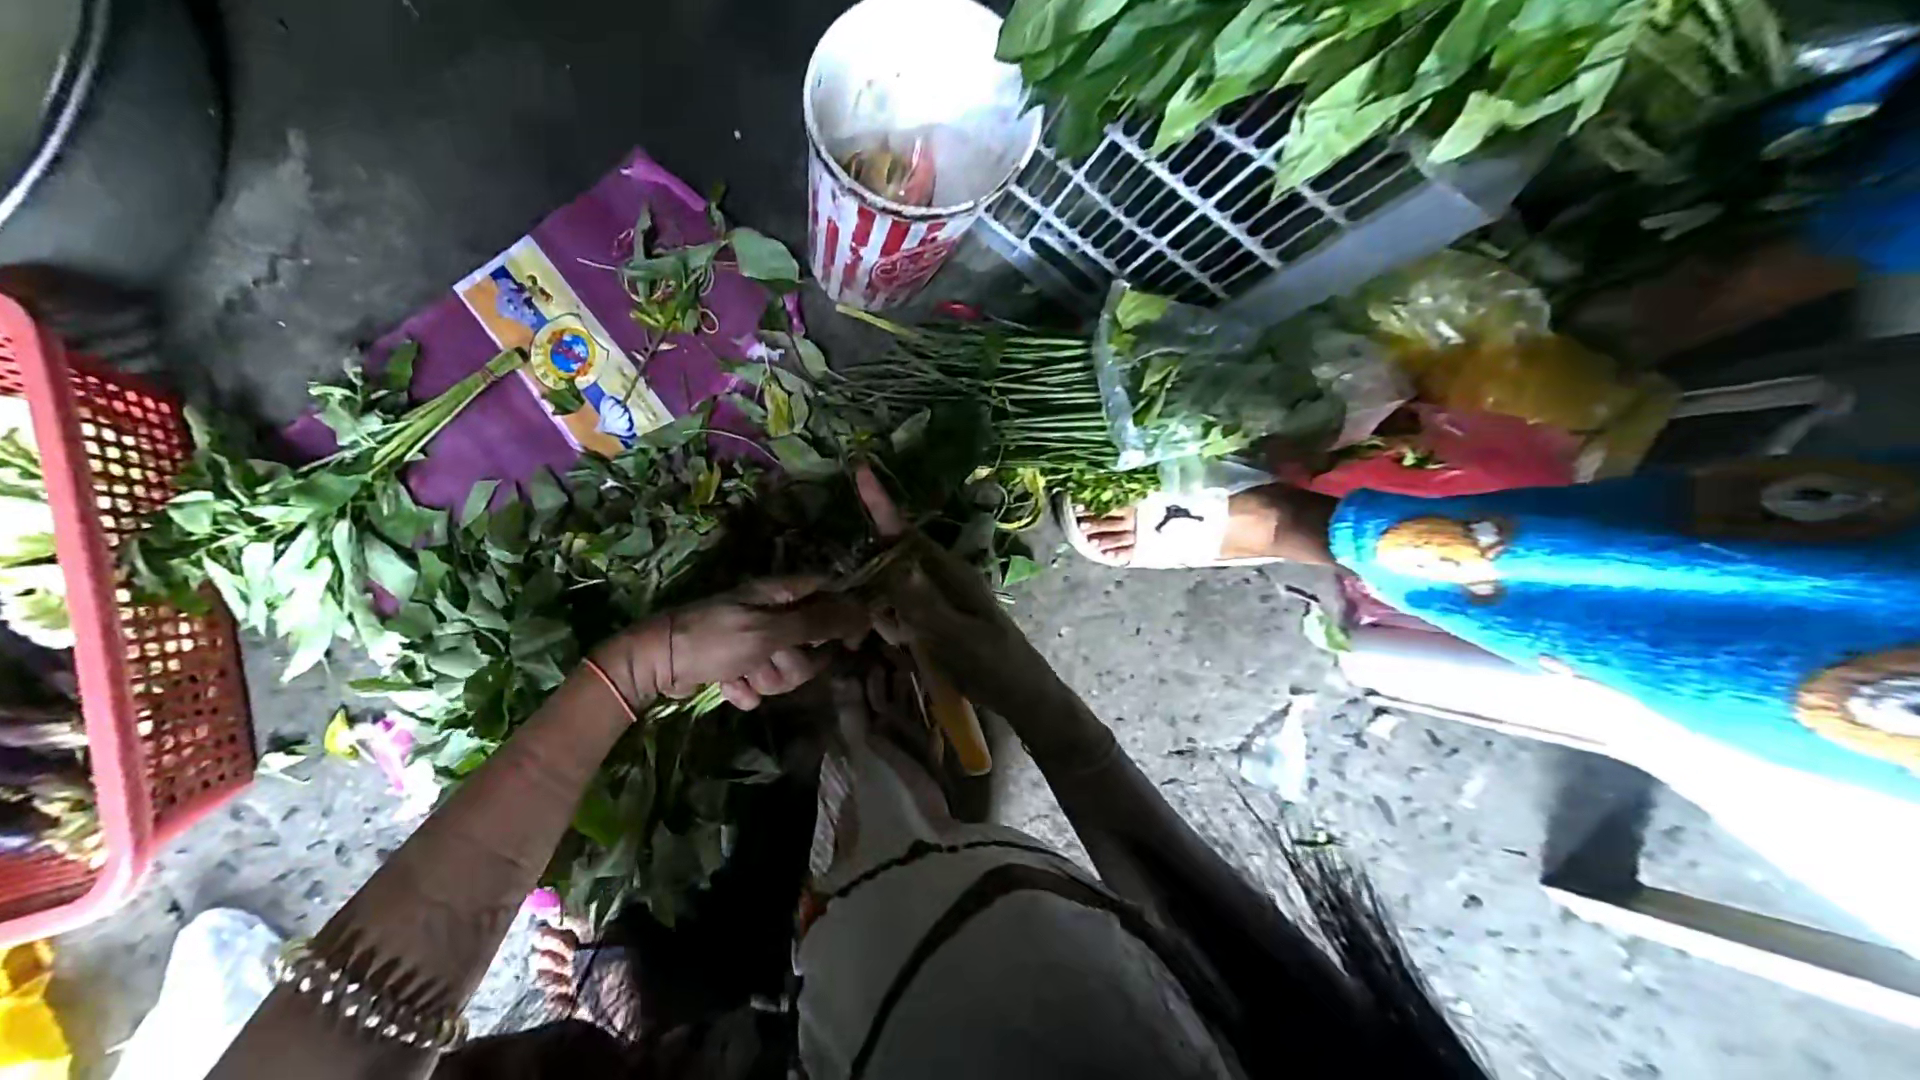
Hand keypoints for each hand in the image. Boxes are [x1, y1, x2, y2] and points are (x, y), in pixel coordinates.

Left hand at [597, 577, 868, 710]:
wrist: (655, 665)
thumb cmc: (713, 639)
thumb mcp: (770, 631)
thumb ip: (818, 622)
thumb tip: (865, 610)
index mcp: (783, 594)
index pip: (831, 594)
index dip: (846, 615)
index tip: (851, 642)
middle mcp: (775, 615)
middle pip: (813, 643)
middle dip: (793, 662)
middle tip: (769, 660)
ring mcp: (758, 642)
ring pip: (790, 668)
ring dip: (767, 678)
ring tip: (742, 673)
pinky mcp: (742, 665)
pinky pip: (763, 682)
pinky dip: (747, 688)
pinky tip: (728, 685)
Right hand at [854, 467, 1064, 719]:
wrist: (1022, 695)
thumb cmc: (995, 664)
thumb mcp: (958, 636)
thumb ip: (925, 603)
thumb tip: (895, 564)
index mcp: (950, 573)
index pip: (907, 533)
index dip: (882, 504)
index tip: (860, 470)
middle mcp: (942, 578)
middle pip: (892, 557)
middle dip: (867, 570)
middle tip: (854, 597)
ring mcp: (937, 599)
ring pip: (893, 586)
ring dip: (878, 603)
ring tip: (881, 634)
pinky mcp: (934, 620)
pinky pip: (901, 610)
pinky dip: (889, 622)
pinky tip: (894, 642)